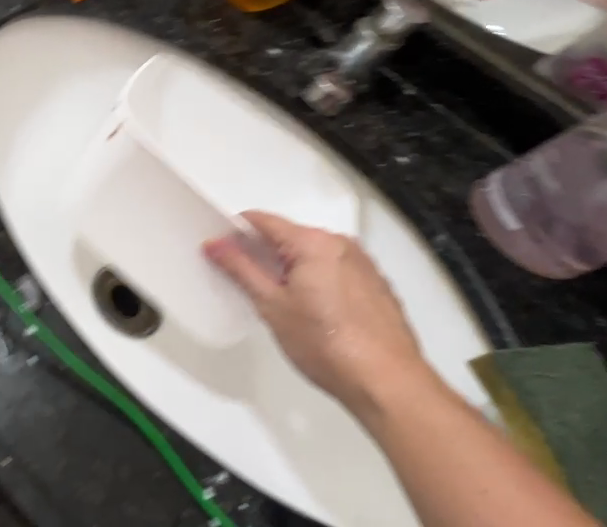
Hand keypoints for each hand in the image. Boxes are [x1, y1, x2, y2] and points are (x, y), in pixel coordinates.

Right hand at [205, 211, 434, 415]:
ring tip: (289, 308)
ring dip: (295, 270)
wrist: (390, 385)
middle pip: (289, 236)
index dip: (236, 234)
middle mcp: (342, 244)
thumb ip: (240, 268)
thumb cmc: (331, 347)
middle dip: (267, 256)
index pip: (261, 220)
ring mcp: (364, 265)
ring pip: (314, 255)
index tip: (224, 253)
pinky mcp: (378, 286)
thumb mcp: (272, 306)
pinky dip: (321, 282)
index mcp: (313, 242)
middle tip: (254, 287)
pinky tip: (318, 315)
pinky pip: (337, 271)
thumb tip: (217, 245)